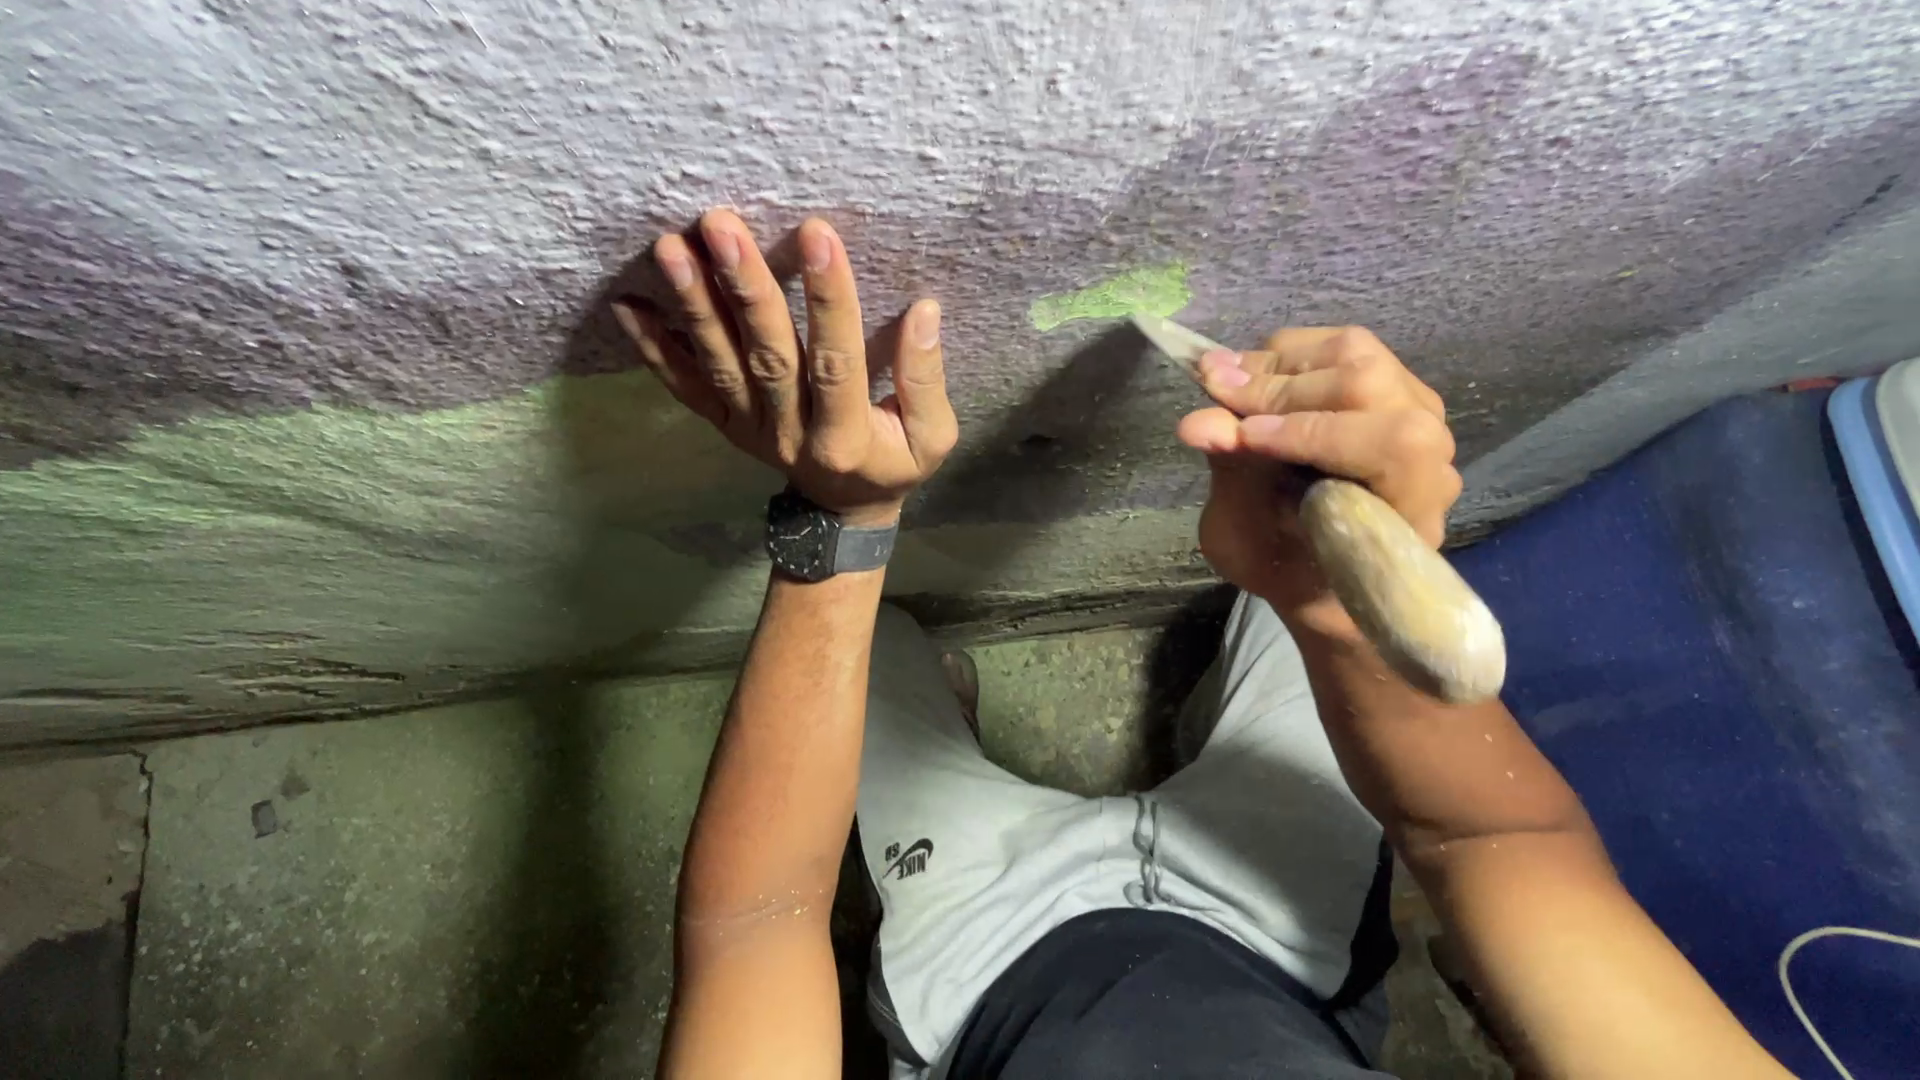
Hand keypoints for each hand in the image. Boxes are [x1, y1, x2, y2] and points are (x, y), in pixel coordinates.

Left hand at [613, 209, 957, 525]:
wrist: (842, 508)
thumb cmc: (893, 464)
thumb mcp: (932, 438)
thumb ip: (927, 380)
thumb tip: (923, 311)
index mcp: (845, 437)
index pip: (837, 362)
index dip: (829, 301)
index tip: (818, 233)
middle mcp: (790, 433)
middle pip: (767, 357)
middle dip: (745, 289)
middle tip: (722, 227)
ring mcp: (749, 428)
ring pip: (720, 365)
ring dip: (693, 306)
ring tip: (671, 248)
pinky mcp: (724, 423)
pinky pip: (684, 388)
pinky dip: (653, 349)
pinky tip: (628, 305)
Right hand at [1175, 327, 1460, 629]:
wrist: (1309, 567)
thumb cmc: (1284, 565)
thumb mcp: (1245, 537)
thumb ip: (1232, 478)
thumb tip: (1194, 424)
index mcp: (1410, 506)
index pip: (1389, 443)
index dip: (1311, 431)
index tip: (1242, 436)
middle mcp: (1429, 450)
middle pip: (1366, 384)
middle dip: (1281, 389)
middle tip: (1214, 390)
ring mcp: (1411, 409)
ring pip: (1354, 354)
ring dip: (1279, 364)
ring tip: (1225, 381)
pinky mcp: (1385, 384)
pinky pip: (1341, 347)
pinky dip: (1284, 356)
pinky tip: (1247, 378)